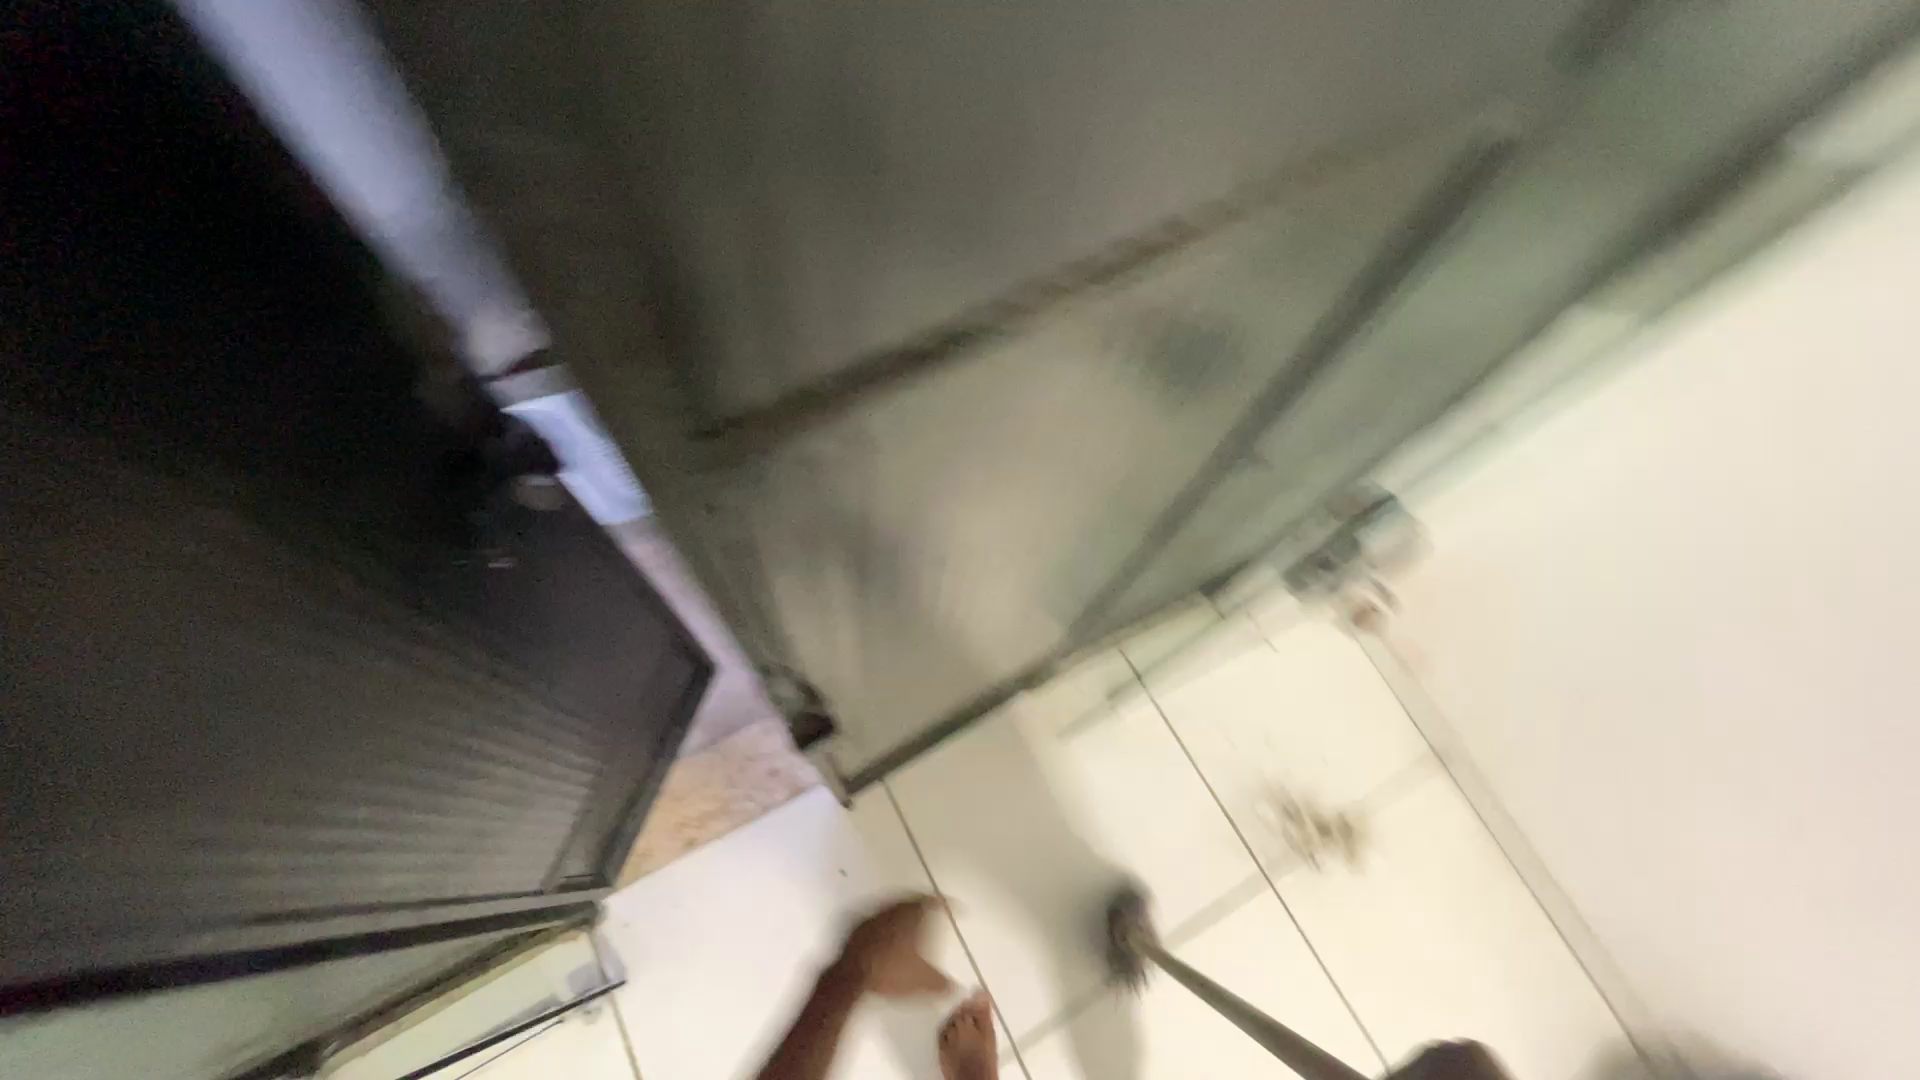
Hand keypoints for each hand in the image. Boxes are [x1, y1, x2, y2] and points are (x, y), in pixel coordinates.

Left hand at [836, 894, 953, 998]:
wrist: (850, 977)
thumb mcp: (922, 982)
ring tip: (911, 921)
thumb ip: (941, 983)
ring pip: (894, 907)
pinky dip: (886, 922)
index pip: (933, 901)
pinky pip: (878, 917)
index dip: (946, 903)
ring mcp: (873, 915)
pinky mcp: (857, 926)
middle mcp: (893, 909)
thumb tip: (956, 987)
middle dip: (924, 904)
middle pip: (912, 899)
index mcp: (912, 915)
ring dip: (904, 912)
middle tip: (933, 909)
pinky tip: (887, 935)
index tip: (955, 906)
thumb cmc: (891, 974)